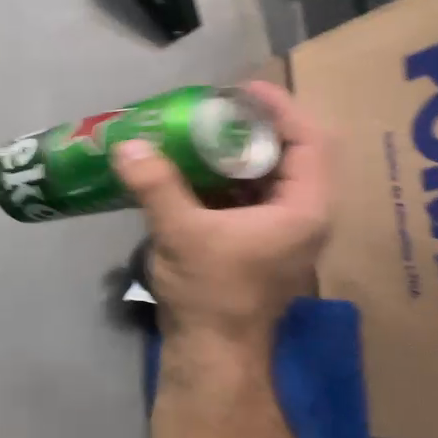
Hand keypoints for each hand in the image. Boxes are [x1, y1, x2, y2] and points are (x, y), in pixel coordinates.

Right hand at [113, 82, 331, 346]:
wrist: (212, 348)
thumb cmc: (213, 291)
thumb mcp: (182, 233)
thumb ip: (157, 186)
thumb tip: (128, 146)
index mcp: (304, 208)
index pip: (310, 141)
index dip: (280, 109)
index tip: (240, 90)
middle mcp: (300, 215)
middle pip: (287, 156)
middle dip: (248, 129)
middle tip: (207, 110)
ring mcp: (275, 231)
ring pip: (260, 178)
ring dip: (228, 155)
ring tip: (190, 134)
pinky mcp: (249, 243)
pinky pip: (239, 198)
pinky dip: (214, 180)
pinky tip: (180, 172)